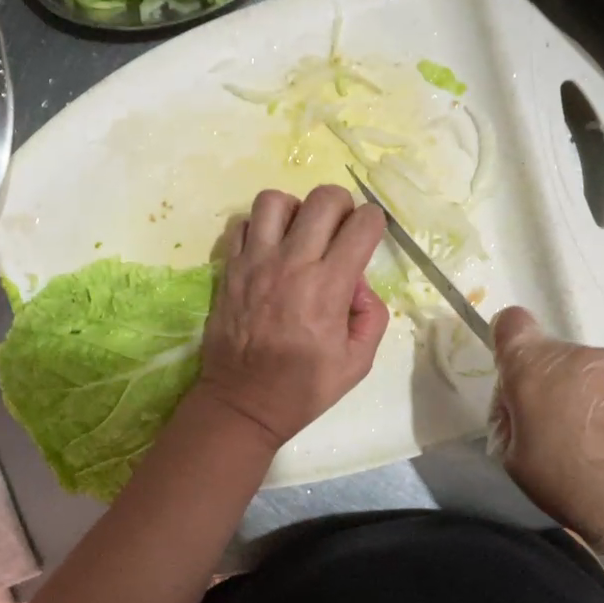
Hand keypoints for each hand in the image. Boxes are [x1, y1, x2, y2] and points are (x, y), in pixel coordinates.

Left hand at [194, 185, 390, 447]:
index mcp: (328, 286)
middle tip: (339, 230)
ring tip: (299, 234)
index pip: (362, 224)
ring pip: (275, 200)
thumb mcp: (358, 363)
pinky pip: (241, 224)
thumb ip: (372, 316)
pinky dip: (258, 228)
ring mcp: (254, 262)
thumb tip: (358, 283)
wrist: (243, 403)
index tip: (370, 237)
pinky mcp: (229, 269)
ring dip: (295, 210)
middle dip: (342, 206)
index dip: (375, 223)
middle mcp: (292, 263)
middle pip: (323, 199)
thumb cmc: (303, 388)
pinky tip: (268, 250)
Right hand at [488, 307, 603, 602]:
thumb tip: (519, 403)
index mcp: (536, 369)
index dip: (511, 344)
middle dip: (561, 389)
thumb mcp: (516, 462)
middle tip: (570, 438)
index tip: (518, 374)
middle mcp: (585, 354)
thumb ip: (512, 419)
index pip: (513, 325)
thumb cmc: (576, 486)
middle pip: (563, 360)